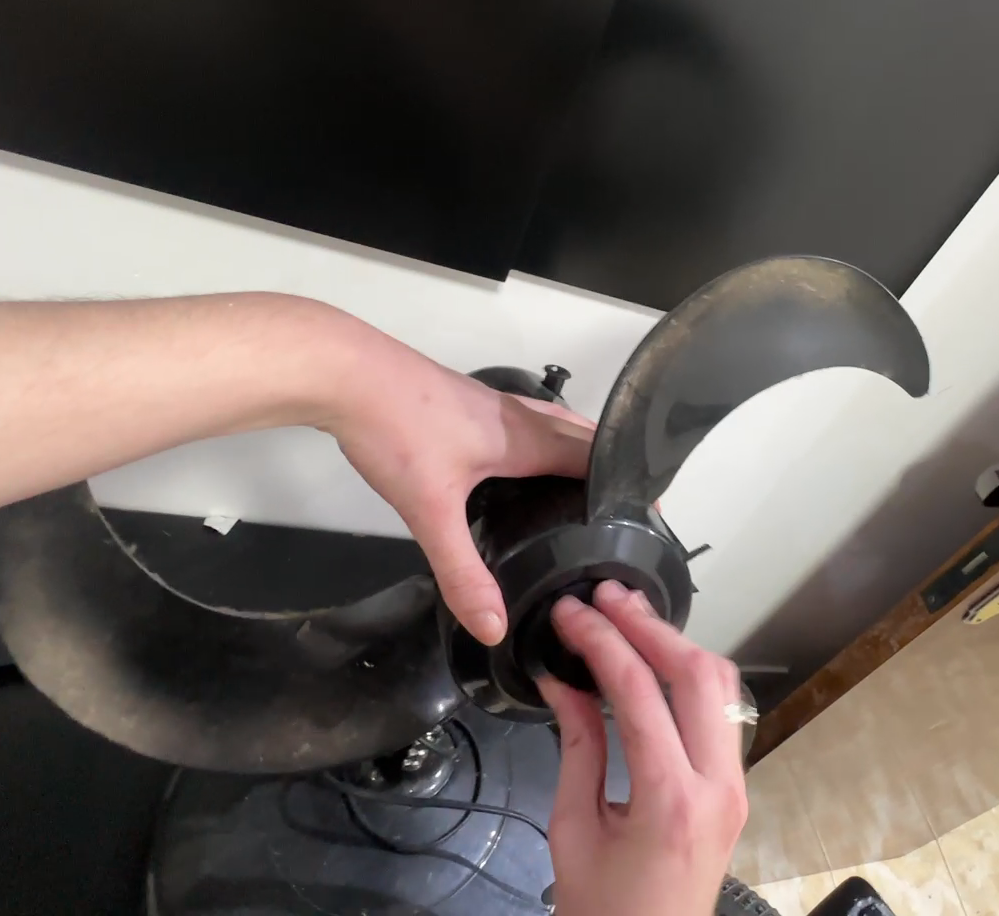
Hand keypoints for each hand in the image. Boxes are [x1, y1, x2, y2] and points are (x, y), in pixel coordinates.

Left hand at [315, 334, 594, 645]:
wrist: (348, 373)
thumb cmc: (396, 433)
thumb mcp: (430, 511)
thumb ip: (462, 570)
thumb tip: (494, 625)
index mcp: (525, 439)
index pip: (594, 454)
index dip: (624, 478)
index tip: (651, 504)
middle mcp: (518, 416)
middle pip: (583, 432)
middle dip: (610, 461)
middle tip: (625, 495)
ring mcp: (492, 403)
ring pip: (555, 420)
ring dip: (580, 443)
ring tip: (588, 476)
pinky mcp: (468, 400)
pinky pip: (526, 418)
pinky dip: (545, 436)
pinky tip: (521, 460)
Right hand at [538, 580, 748, 915]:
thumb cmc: (605, 915)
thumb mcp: (573, 829)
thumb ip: (576, 745)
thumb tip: (564, 681)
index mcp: (670, 802)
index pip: (636, 692)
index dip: (600, 640)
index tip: (572, 615)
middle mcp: (717, 786)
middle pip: (695, 673)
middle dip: (648, 623)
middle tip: (606, 596)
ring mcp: (735, 785)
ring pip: (719, 683)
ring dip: (674, 640)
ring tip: (629, 613)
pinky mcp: (733, 785)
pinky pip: (718, 708)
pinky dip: (687, 671)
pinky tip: (655, 655)